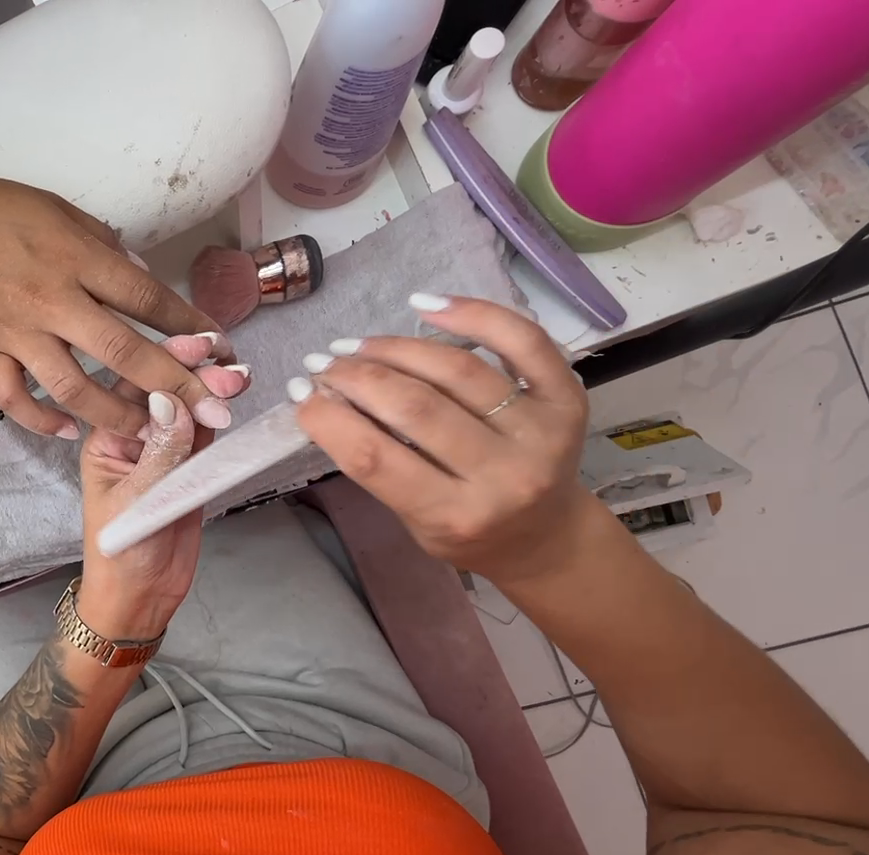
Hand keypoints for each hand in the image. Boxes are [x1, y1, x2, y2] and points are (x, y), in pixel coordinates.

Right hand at [0, 166, 237, 439]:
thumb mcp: (56, 210)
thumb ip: (101, 248)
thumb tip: (137, 283)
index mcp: (74, 256)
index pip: (145, 297)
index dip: (189, 325)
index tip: (222, 350)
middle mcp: (51, 300)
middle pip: (123, 351)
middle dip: (175, 385)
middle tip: (214, 414)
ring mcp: (16, 332)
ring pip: (72, 387)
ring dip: (115, 415)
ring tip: (148, 433)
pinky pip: (14, 398)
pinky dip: (40, 420)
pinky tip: (66, 432)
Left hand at [77, 376, 228, 640]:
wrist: (141, 598)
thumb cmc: (122, 555)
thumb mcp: (137, 502)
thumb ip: (159, 453)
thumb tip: (172, 399)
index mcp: (107, 440)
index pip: (134, 389)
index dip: (164, 363)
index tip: (198, 347)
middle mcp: (134, 439)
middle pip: (166, 393)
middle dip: (196, 375)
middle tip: (231, 368)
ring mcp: (165, 453)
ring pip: (190, 410)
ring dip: (214, 391)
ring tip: (241, 377)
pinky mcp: (190, 470)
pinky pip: (206, 435)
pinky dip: (221, 417)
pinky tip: (236, 399)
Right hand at [288, 295, 598, 586]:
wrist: (542, 534)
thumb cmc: (462, 530)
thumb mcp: (411, 518)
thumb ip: (380, 464)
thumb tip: (328, 399)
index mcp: (455, 515)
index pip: (375, 459)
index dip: (328, 420)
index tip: (300, 394)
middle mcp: (503, 474)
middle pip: (414, 407)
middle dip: (356, 377)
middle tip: (323, 364)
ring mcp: (541, 431)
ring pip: (457, 370)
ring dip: (394, 348)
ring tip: (356, 346)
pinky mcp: (568, 397)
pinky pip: (522, 341)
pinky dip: (473, 315)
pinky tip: (424, 306)